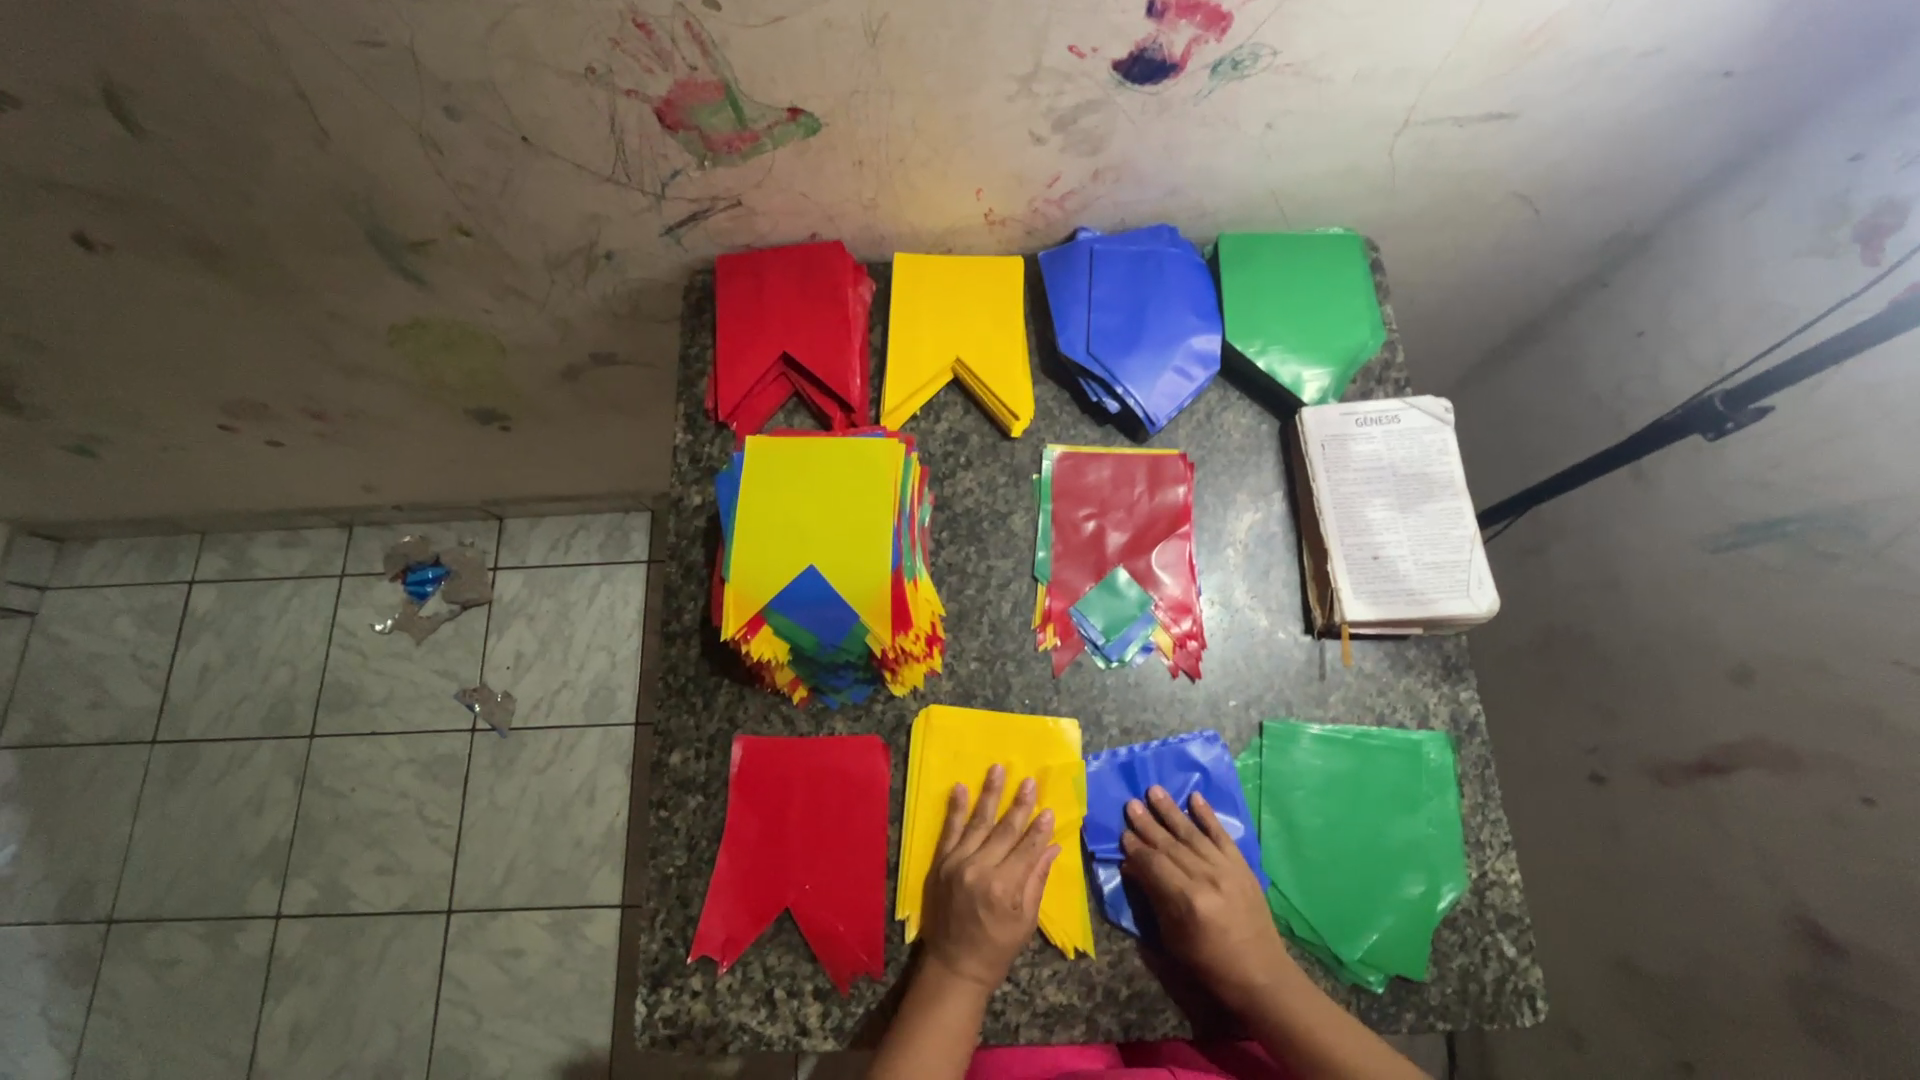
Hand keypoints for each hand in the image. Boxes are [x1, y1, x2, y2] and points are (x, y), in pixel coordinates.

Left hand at [920, 765, 1060, 994]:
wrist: (952, 966)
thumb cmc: (996, 948)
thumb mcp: (1025, 921)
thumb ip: (1036, 880)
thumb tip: (1051, 848)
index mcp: (1004, 888)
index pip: (1027, 848)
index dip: (1040, 829)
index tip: (1049, 809)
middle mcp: (979, 870)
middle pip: (1004, 830)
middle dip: (1019, 804)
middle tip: (1029, 781)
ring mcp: (956, 864)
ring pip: (977, 823)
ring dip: (989, 795)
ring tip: (997, 770)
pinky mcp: (939, 863)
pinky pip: (949, 830)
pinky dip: (955, 808)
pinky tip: (960, 788)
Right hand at [1121, 786, 1298, 1010]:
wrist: (1261, 976)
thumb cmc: (1210, 966)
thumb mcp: (1173, 940)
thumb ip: (1153, 899)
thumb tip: (1132, 868)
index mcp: (1187, 900)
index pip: (1154, 864)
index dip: (1136, 849)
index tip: (1122, 833)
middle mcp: (1207, 878)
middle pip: (1171, 845)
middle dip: (1148, 824)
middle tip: (1130, 804)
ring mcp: (1227, 870)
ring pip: (1193, 834)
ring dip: (1172, 811)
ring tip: (1154, 791)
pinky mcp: (1242, 867)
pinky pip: (1222, 835)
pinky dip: (1208, 815)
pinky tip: (1195, 797)